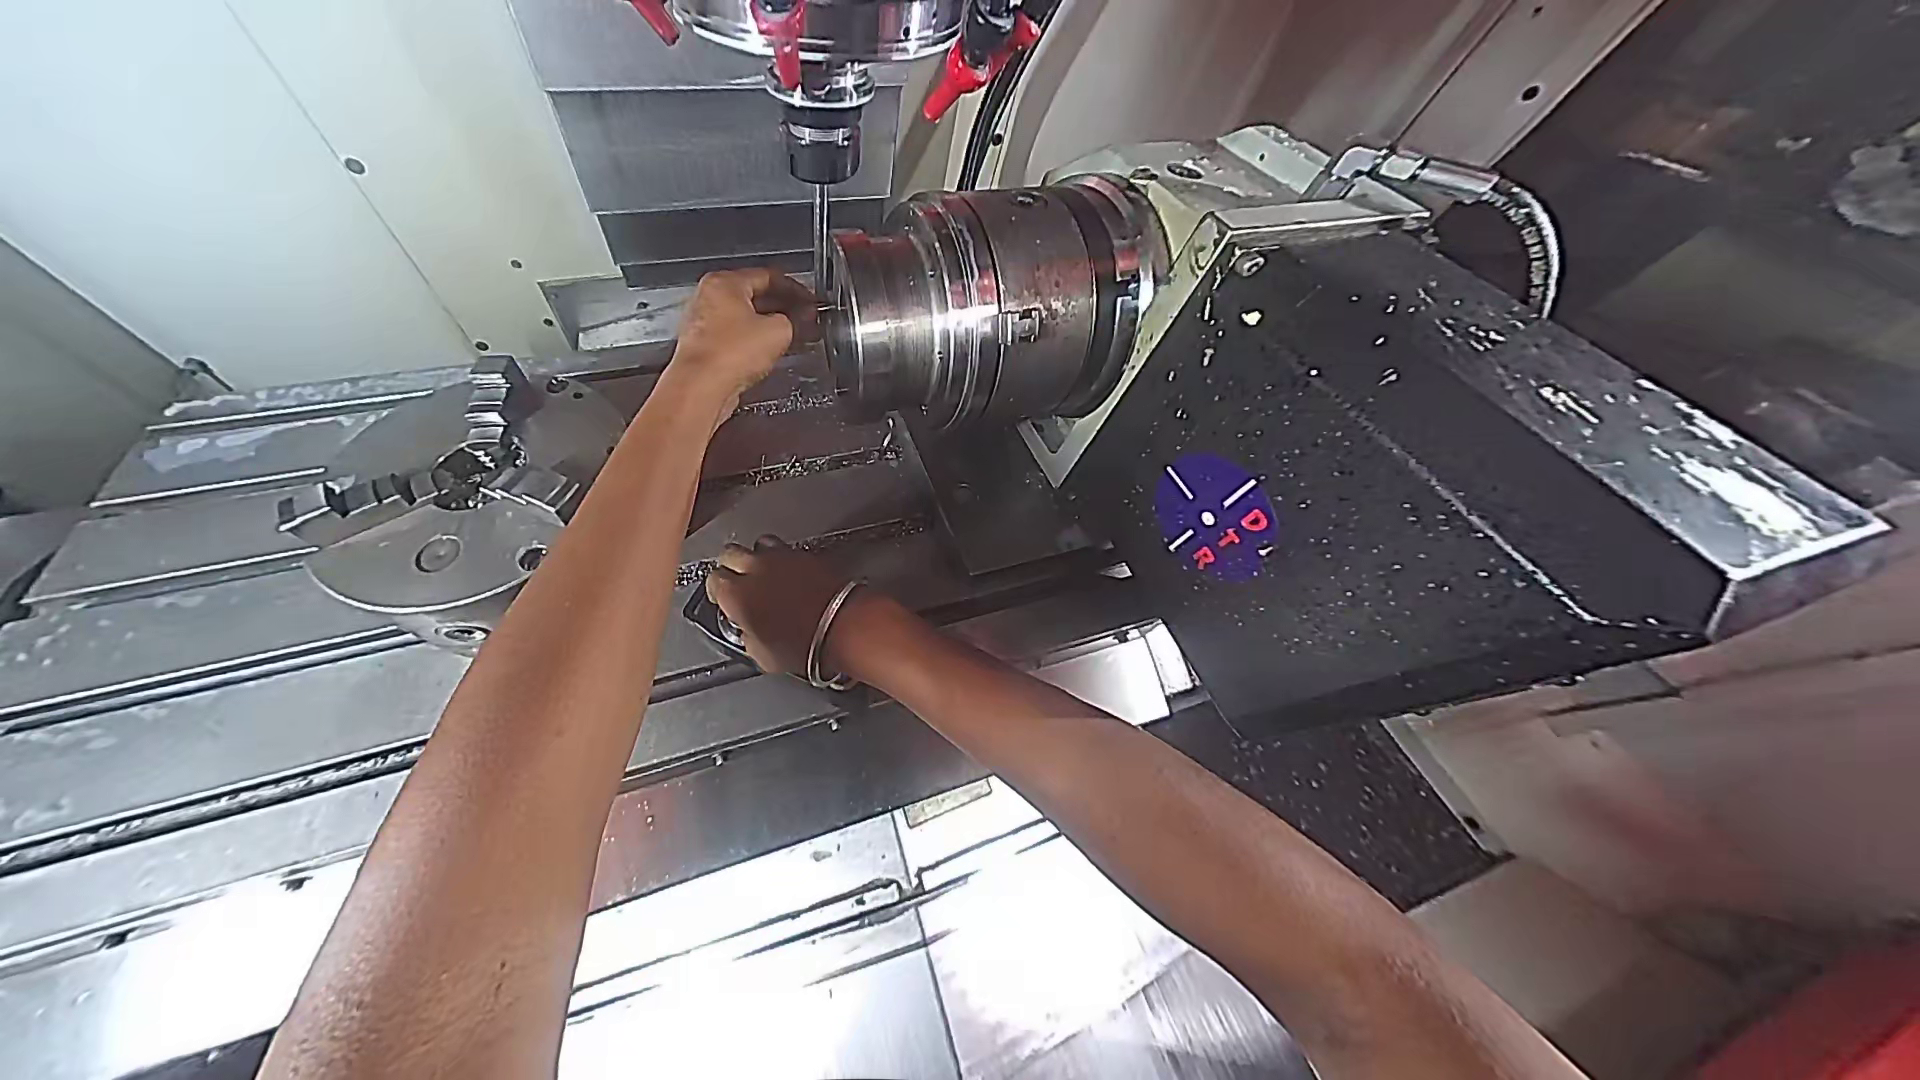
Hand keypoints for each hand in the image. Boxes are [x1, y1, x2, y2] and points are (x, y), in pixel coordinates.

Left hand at [667, 268, 816, 424]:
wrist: (702, 386)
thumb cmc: (727, 354)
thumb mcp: (778, 331)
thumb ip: (792, 320)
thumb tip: (796, 321)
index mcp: (724, 283)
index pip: (767, 276)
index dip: (795, 288)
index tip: (809, 300)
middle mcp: (708, 298)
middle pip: (754, 296)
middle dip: (783, 308)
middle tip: (803, 318)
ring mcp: (703, 323)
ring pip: (744, 318)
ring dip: (769, 327)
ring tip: (791, 337)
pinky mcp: (704, 348)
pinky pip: (736, 338)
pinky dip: (754, 342)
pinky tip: (769, 353)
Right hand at [705, 537, 863, 676]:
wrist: (843, 627)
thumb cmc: (805, 643)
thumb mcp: (761, 654)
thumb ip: (746, 635)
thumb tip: (748, 630)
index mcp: (736, 593)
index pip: (713, 580)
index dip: (717, 589)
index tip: (722, 597)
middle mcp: (756, 568)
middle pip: (730, 554)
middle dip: (731, 566)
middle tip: (738, 581)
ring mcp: (783, 557)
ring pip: (759, 545)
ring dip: (758, 557)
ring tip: (764, 573)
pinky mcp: (807, 555)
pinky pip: (788, 550)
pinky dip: (785, 559)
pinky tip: (790, 574)